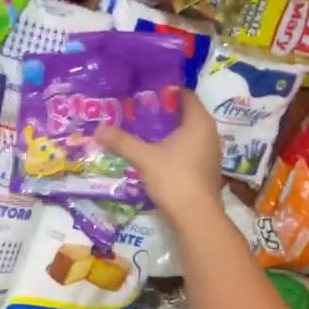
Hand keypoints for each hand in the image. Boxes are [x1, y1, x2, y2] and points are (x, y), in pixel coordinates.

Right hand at [97, 91, 223, 225]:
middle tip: (138, 113)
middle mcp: (209, 132)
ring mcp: (210, 152)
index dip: (165, 92)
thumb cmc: (174, 179)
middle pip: (185, 114)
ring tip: (144, 133)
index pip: (185, 95)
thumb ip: (122, 142)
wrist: (196, 216)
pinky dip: (174, 147)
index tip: (144, 94)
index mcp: (199, 122)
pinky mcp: (206, 169)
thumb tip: (98, 129)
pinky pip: (189, 149)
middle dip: (163, 113)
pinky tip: (157, 155)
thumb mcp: (144, 158)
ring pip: (187, 133)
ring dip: (168, 132)